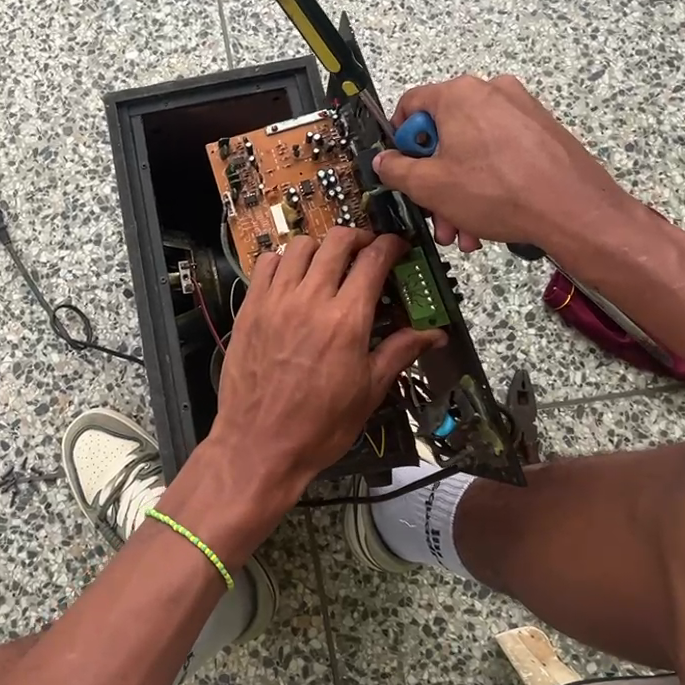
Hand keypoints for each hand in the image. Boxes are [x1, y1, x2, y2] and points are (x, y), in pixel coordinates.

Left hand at [209, 229, 445, 500]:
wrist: (259, 445)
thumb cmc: (319, 426)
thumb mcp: (369, 391)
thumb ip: (399, 352)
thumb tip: (435, 334)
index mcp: (346, 319)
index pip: (374, 259)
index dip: (391, 245)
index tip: (397, 248)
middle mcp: (310, 300)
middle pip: (337, 242)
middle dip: (358, 238)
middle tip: (366, 252)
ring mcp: (275, 301)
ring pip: (299, 246)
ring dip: (320, 248)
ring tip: (328, 265)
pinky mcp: (250, 308)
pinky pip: (265, 264)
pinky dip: (282, 261)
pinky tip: (291, 278)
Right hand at [372, 74, 633, 253]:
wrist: (574, 210)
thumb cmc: (498, 192)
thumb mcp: (429, 186)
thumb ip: (396, 169)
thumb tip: (384, 161)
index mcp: (458, 94)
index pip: (409, 105)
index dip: (399, 141)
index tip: (402, 170)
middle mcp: (491, 92)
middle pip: (443, 134)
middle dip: (433, 180)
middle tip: (435, 214)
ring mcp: (521, 110)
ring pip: (472, 150)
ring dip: (459, 191)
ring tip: (462, 230)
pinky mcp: (543, 132)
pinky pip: (500, 154)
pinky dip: (488, 183)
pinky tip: (487, 220)